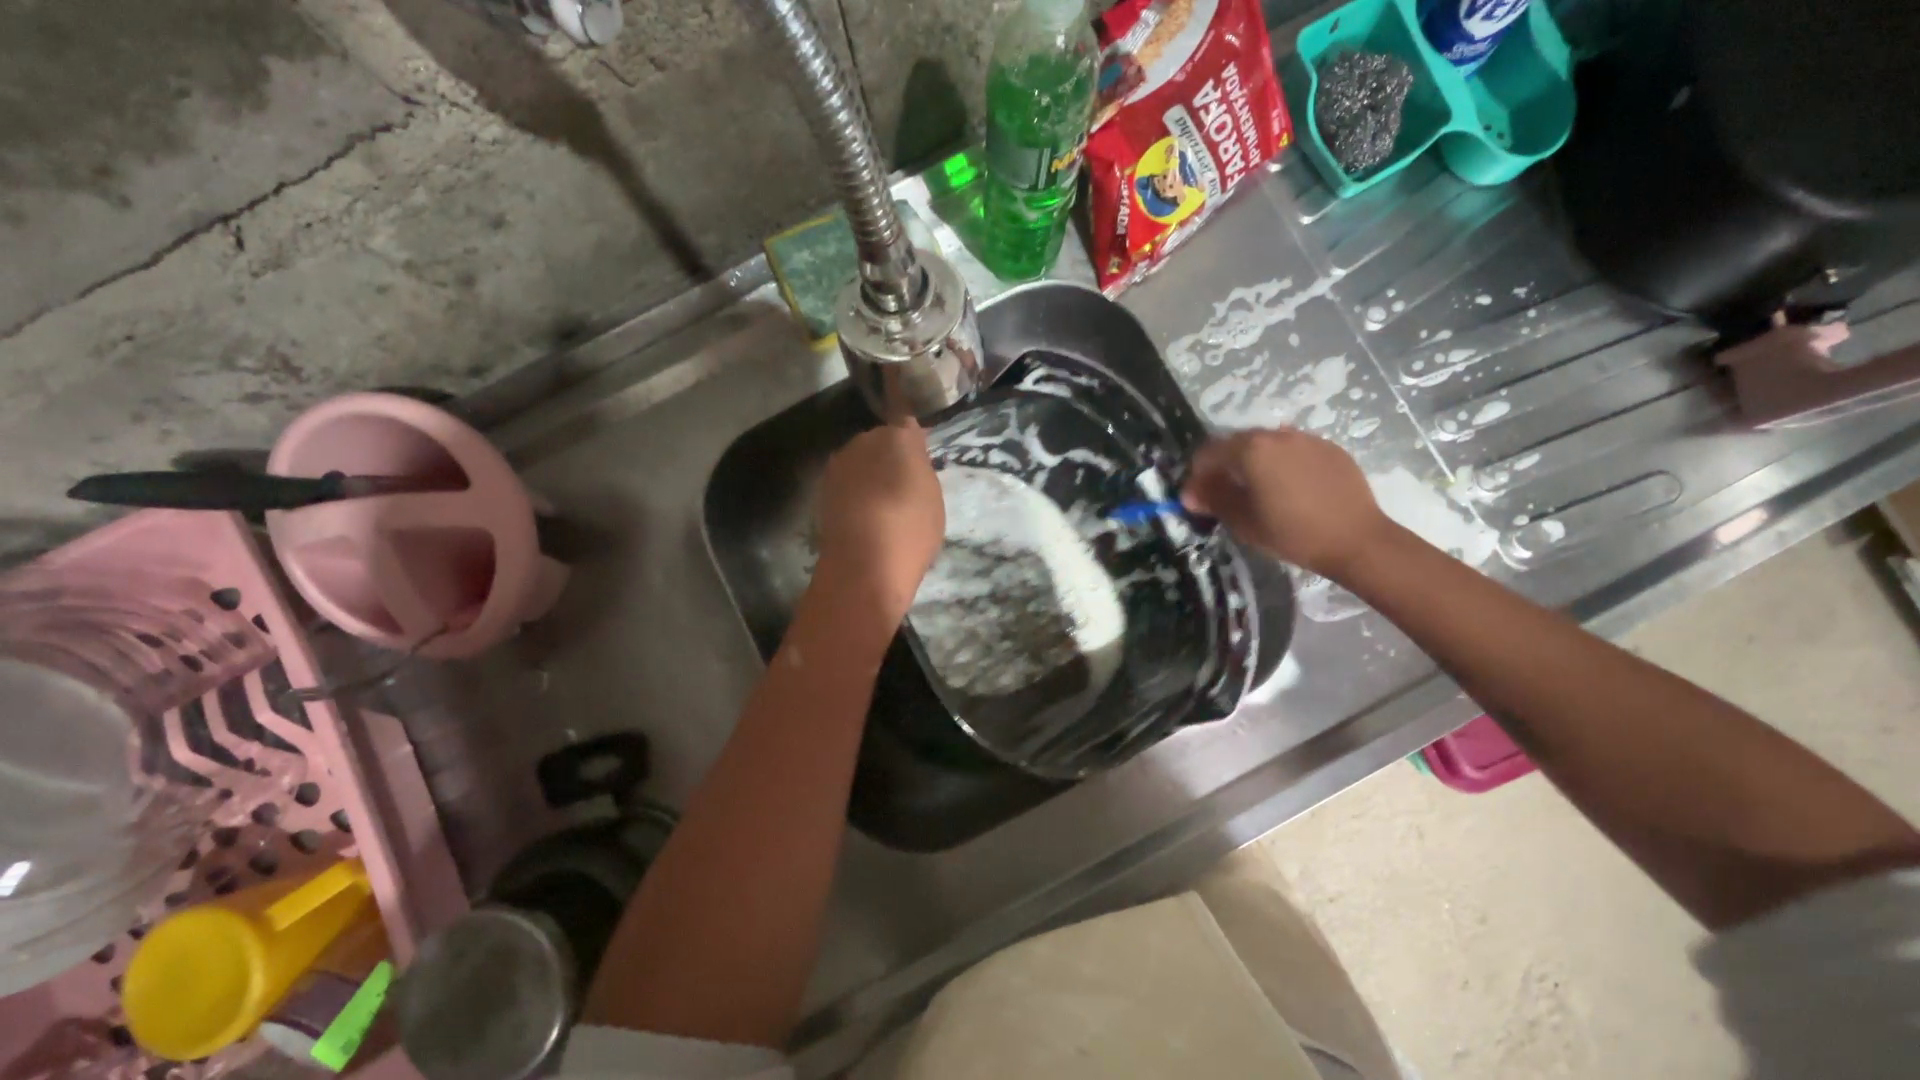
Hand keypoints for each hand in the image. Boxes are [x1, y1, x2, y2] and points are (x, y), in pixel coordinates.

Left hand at [815, 422, 944, 616]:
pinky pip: (846, 482)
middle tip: (902, 487)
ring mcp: (840, 464)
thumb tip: (909, 459)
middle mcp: (865, 441)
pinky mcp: (823, 488)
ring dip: (868, 475)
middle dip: (889, 457)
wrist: (863, 564)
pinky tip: (863, 516)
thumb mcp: (932, 498)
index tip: (917, 456)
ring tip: (882, 506)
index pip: (906, 422)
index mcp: (899, 437)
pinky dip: (854, 493)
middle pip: (880, 441)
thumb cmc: (911, 529)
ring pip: (860, 461)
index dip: (911, 439)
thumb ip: (920, 470)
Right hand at [1181, 428, 1393, 580]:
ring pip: (1269, 445)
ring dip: (1255, 464)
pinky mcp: (1331, 450)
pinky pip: (1296, 451)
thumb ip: (1214, 500)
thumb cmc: (1293, 533)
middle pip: (1238, 444)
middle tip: (1225, 495)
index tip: (1197, 498)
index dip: (1198, 475)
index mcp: (1252, 449)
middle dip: (1226, 467)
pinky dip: (1284, 465)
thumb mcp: (1244, 522)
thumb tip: (1191, 492)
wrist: (1357, 540)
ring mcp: (1308, 439)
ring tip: (1260, 492)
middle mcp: (1278, 434)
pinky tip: (1291, 490)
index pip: (1209, 453)